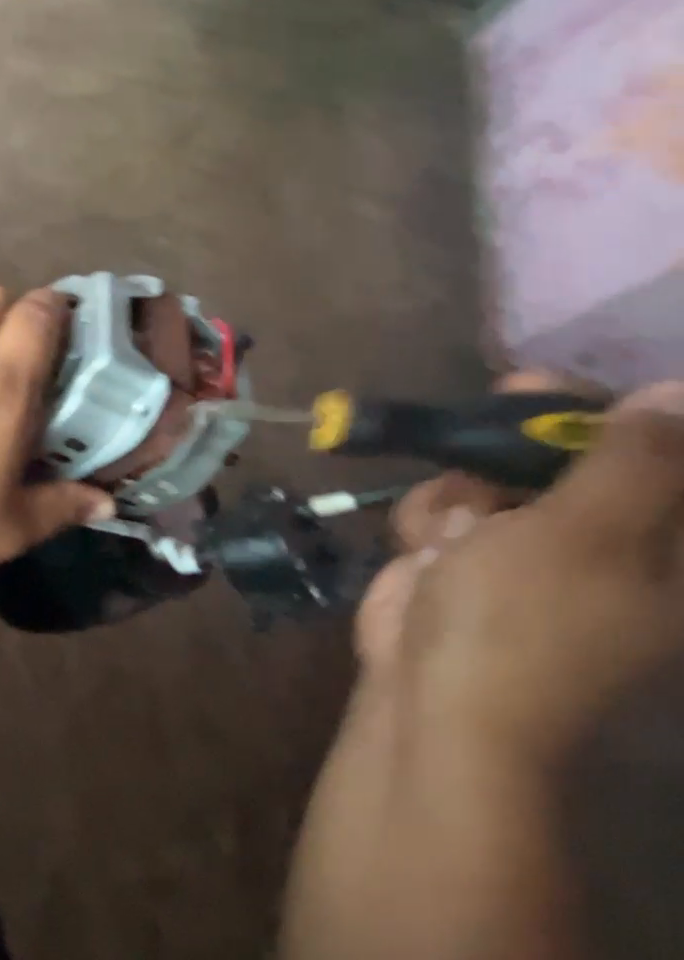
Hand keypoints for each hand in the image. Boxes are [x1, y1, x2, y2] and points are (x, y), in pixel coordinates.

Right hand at [359, 378, 683, 762]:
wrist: (432, 696)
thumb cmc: (524, 622)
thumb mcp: (588, 535)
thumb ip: (631, 461)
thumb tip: (671, 390)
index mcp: (667, 545)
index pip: (658, 452)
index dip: (612, 413)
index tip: (556, 387)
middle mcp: (606, 541)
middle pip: (569, 453)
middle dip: (520, 438)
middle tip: (490, 410)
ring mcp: (527, 551)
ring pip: (493, 477)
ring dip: (461, 489)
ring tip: (450, 532)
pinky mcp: (463, 560)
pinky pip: (448, 510)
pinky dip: (429, 521)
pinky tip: (424, 549)